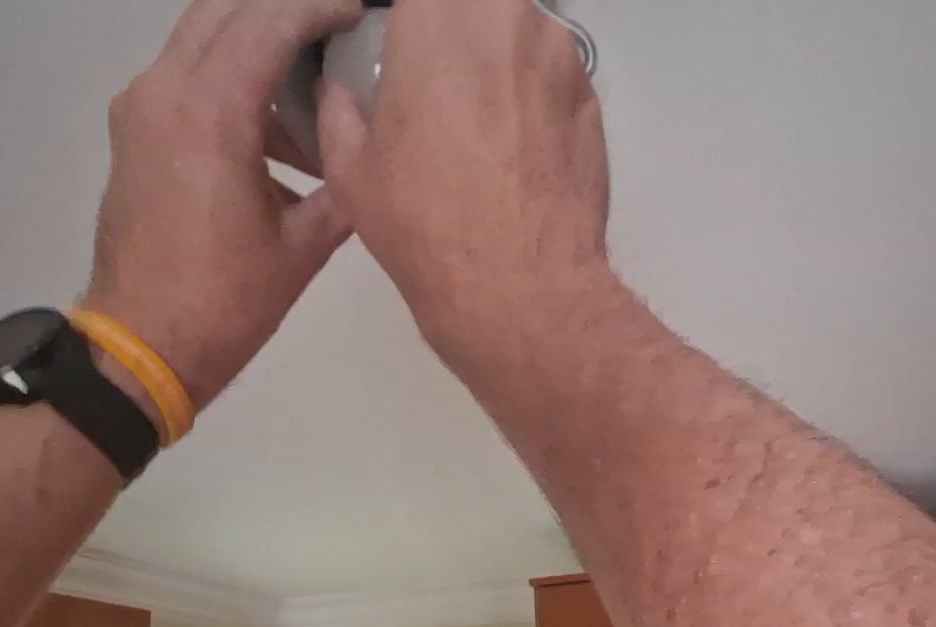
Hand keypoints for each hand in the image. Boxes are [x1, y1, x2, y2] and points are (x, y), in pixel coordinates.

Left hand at [85, 0, 362, 412]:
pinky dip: (234, 81)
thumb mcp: (304, 247)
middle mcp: (163, 90)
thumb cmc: (230, 301)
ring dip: (257, 44)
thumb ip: (342, 187)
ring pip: (202, 39)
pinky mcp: (136, 133)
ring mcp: (141, 108)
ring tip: (316, 82)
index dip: (317, 6)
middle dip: (284, 8)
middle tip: (337, 25)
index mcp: (209, 114)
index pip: (267, 23)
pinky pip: (188, 79)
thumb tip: (365, 149)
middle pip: (224, 9)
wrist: (145, 343)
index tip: (358, 8)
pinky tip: (276, 131)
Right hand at [316, 0, 611, 356]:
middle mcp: (507, 16)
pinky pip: (557, 83)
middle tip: (447, 91)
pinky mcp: (595, 105)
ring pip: (524, 38)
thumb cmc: (427, 228)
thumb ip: (340, 113)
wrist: (523, 291)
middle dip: (463, 38)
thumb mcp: (353, 173)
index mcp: (437, 16)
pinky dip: (540, 104)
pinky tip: (526, 157)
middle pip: (479, 8)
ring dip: (505, 68)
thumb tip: (341, 93)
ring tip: (489, 130)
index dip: (414, 27)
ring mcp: (561, 59)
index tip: (407, 58)